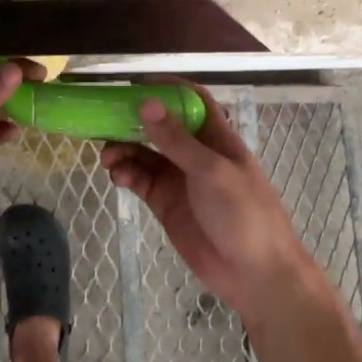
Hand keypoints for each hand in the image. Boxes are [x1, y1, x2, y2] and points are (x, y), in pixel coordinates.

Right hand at [102, 81, 320, 319]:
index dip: (166, 89)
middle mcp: (195, 154)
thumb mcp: (212, 172)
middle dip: (132, 122)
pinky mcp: (165, 203)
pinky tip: (119, 177)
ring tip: (109, 158)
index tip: (135, 85)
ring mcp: (179, 179)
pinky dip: (126, 174)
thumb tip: (146, 102)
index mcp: (216, 138)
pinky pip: (139, 180)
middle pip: (159, 126)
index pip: (191, 101)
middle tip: (104, 121)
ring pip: (143, 153)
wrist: (256, 276)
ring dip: (124, 150)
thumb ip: (176, 140)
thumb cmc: (245, 214)